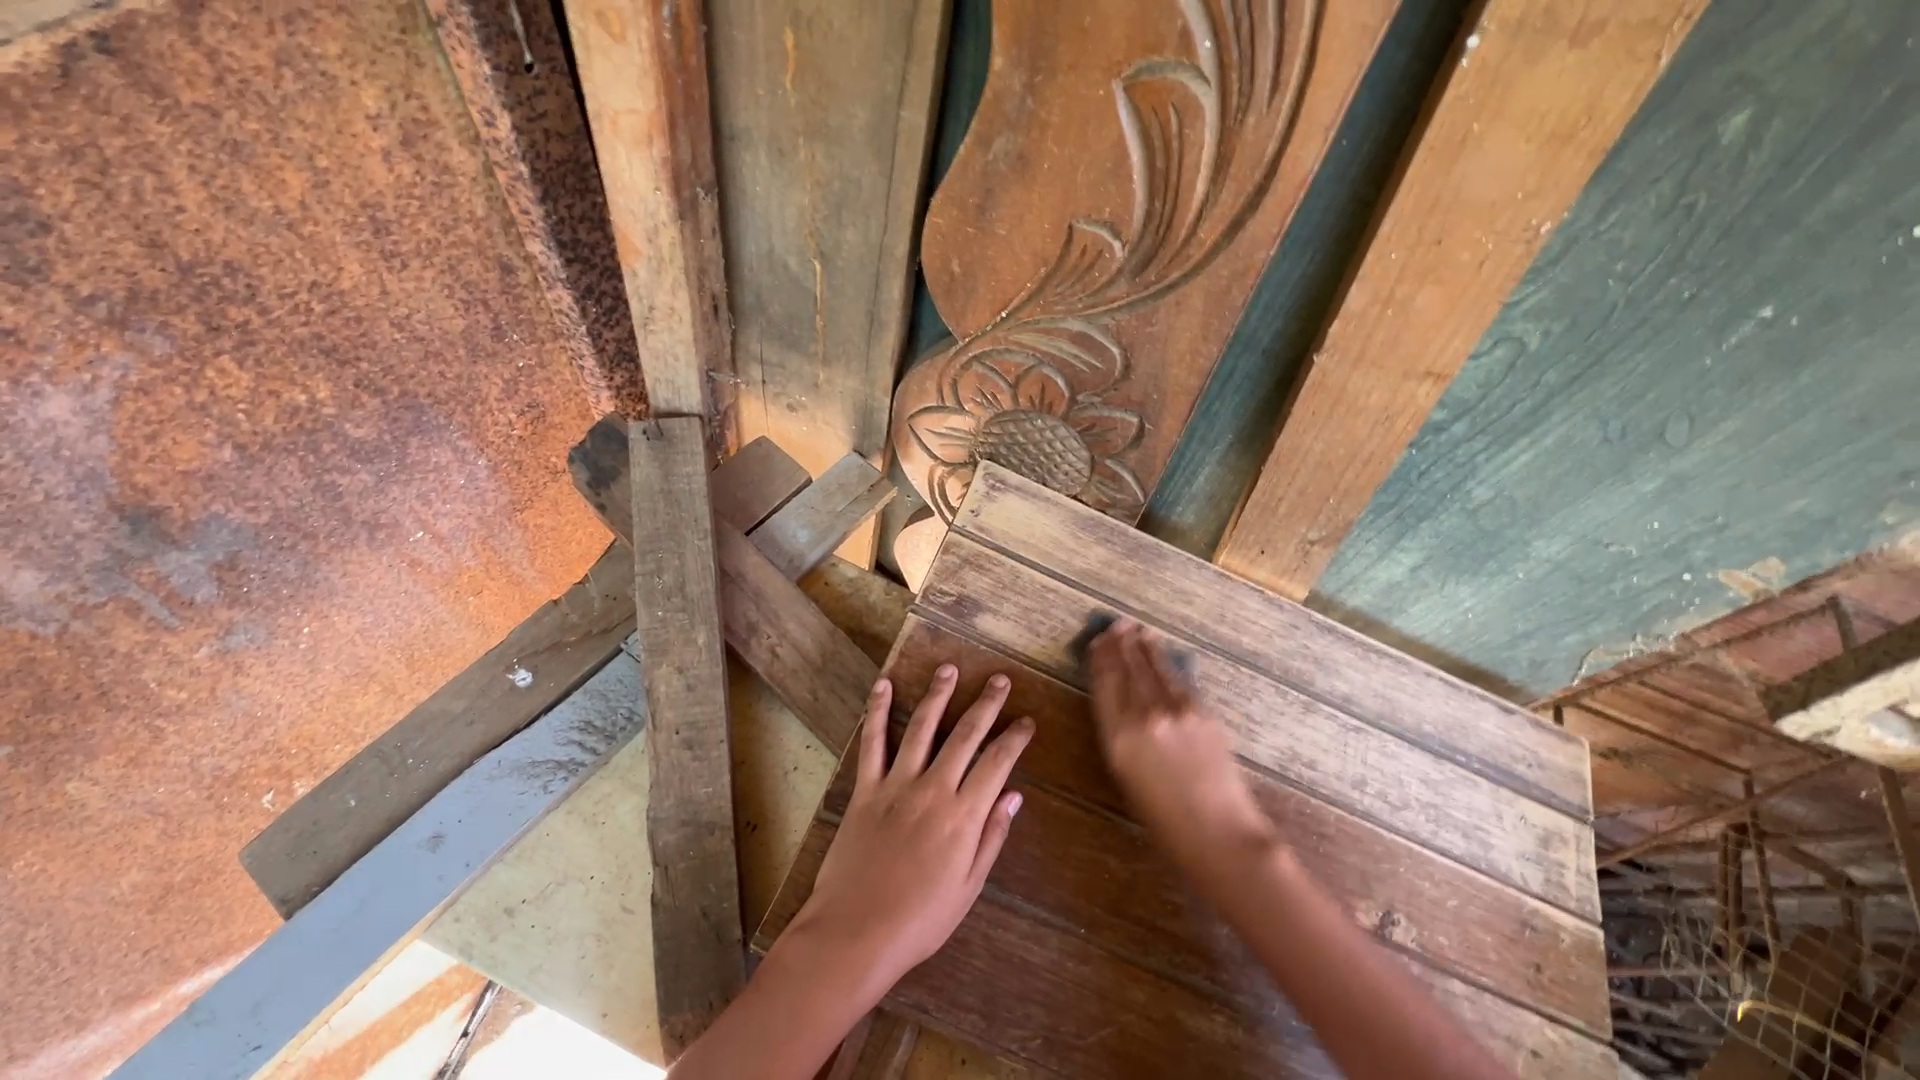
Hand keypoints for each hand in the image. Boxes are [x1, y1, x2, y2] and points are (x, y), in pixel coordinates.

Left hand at [783, 666, 1033, 995]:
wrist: (856, 931)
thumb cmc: (919, 920)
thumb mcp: (968, 887)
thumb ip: (991, 838)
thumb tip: (1014, 796)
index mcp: (963, 816)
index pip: (997, 764)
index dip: (1015, 739)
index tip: (1027, 721)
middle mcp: (933, 791)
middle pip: (965, 736)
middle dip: (986, 705)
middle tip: (999, 680)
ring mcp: (896, 786)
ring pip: (922, 728)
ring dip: (937, 695)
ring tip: (949, 669)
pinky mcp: (864, 790)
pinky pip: (872, 744)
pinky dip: (878, 712)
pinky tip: (883, 687)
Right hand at [1087, 619, 1270, 859]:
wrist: (1216, 830)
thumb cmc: (1161, 817)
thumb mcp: (1124, 773)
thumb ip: (1120, 734)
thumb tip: (1120, 704)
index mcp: (1118, 736)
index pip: (1106, 684)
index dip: (1101, 659)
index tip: (1097, 642)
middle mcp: (1145, 715)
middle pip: (1130, 669)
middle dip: (1121, 644)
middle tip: (1116, 625)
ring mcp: (1177, 711)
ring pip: (1156, 669)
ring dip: (1145, 647)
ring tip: (1137, 630)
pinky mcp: (1203, 712)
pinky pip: (1179, 681)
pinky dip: (1167, 665)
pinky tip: (1163, 658)